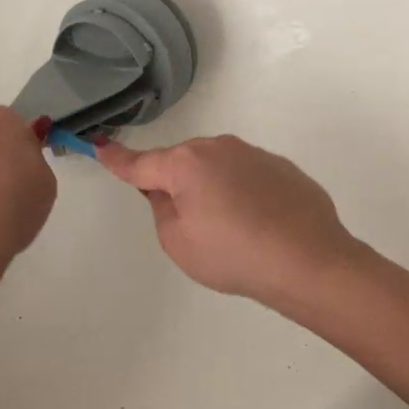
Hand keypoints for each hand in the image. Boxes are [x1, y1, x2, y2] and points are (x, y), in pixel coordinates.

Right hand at [97, 135, 365, 305]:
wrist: (308, 261)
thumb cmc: (233, 255)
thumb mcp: (178, 242)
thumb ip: (162, 209)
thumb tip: (168, 191)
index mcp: (184, 164)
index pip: (140, 163)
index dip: (118, 160)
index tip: (100, 147)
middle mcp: (217, 148)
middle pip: (181, 164)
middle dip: (177, 185)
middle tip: (192, 227)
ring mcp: (253, 154)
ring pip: (217, 168)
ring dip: (213, 189)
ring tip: (231, 231)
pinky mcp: (282, 167)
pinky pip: (247, 177)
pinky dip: (243, 195)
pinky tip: (258, 226)